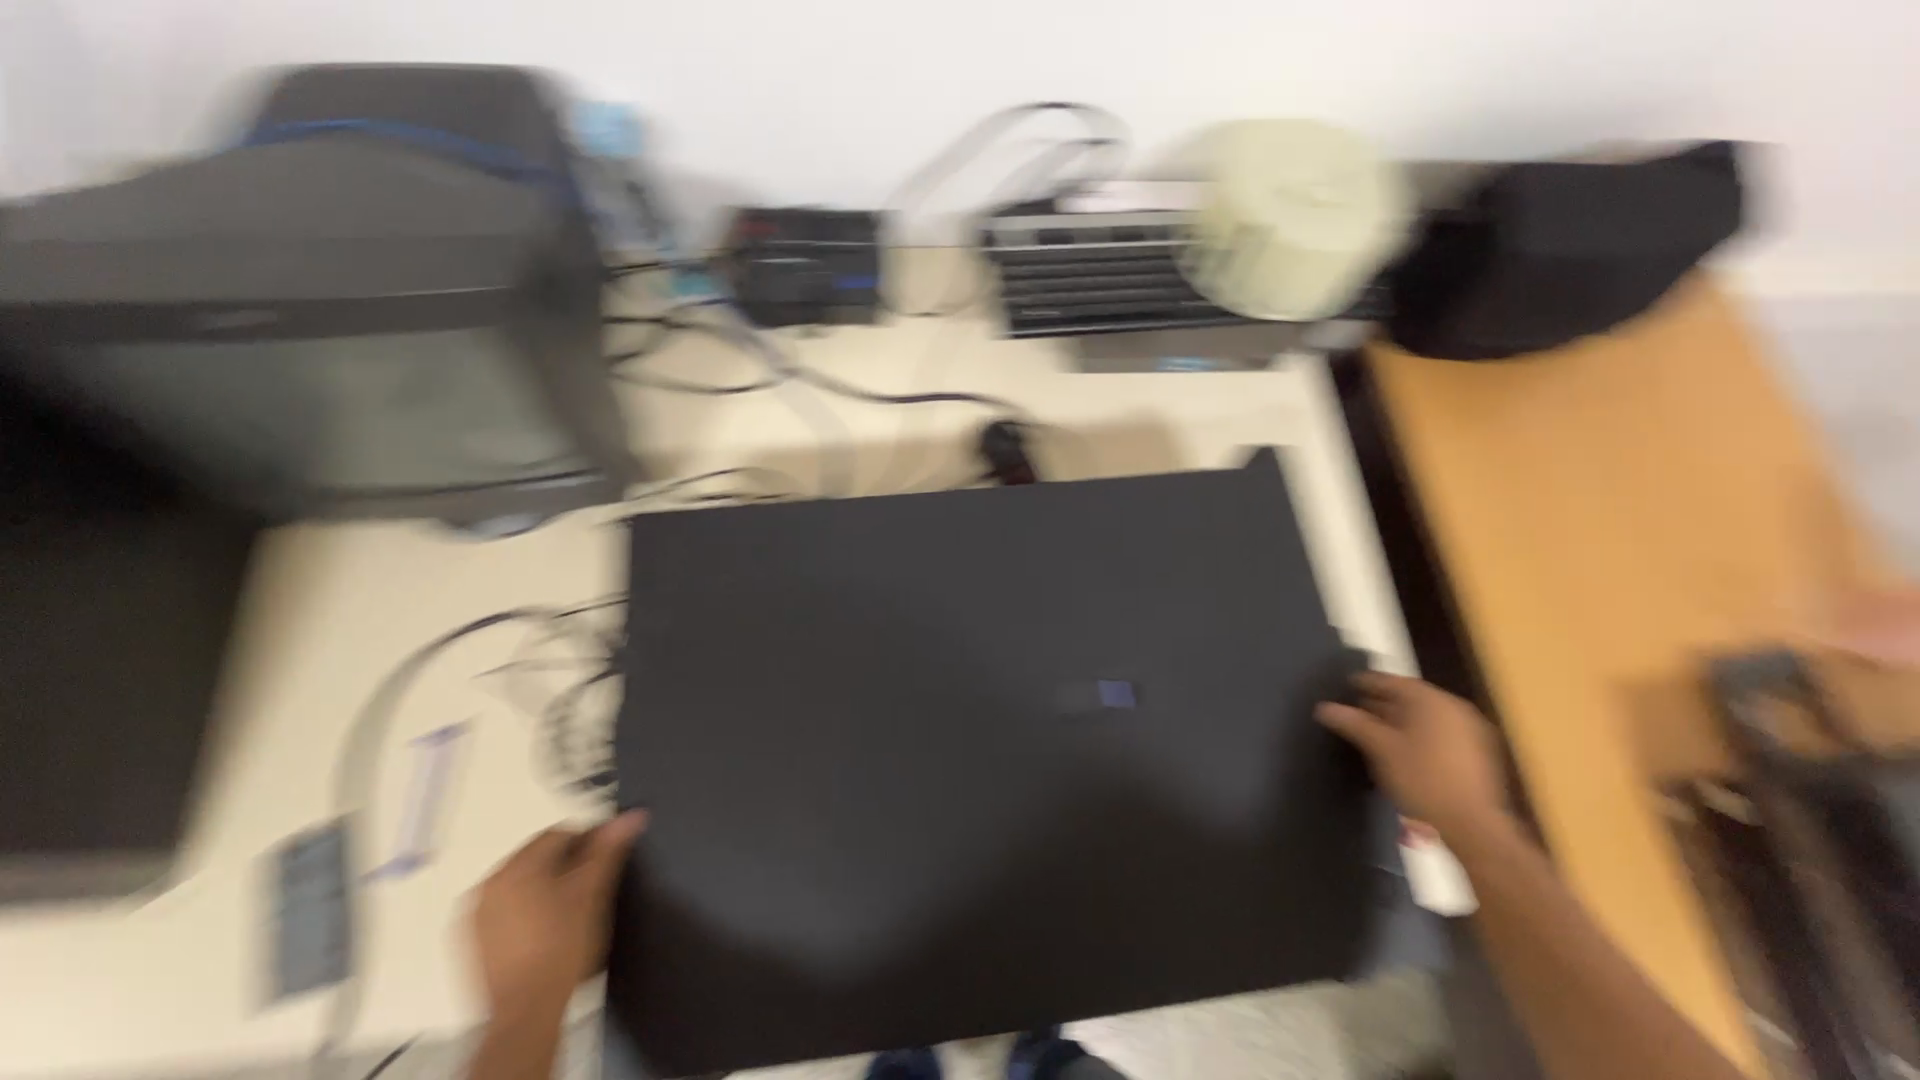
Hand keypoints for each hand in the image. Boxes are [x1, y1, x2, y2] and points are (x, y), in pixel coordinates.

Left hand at [468, 811, 646, 1022]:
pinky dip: (521, 911)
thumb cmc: (562, 951)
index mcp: (516, 868)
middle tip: (587, 893)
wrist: (525, 1015)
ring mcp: (473, 915)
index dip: (588, 844)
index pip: (558, 834)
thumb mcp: (591, 896)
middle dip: (563, 866)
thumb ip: (607, 852)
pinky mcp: (468, 941)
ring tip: (565, 915)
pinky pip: (500, 909)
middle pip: (535, 857)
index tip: (602, 867)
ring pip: (517, 883)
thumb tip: (629, 816)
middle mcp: (487, 884)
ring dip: (541, 887)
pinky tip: (540, 933)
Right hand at [1316, 673, 1508, 838]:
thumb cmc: (1421, 780)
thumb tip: (1324, 708)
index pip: (1391, 681)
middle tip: (1354, 711)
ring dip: (1398, 721)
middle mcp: (1453, 707)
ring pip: (1425, 717)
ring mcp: (1469, 730)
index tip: (1345, 686)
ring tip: (1372, 732)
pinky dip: (1417, 735)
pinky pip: (1438, 733)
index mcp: (1431, 700)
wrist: (1471, 826)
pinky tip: (1400, 751)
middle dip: (1381, 704)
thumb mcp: (1379, 749)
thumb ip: (1352, 723)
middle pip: (1410, 698)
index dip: (1365, 683)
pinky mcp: (1476, 753)